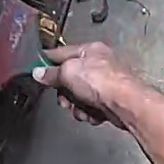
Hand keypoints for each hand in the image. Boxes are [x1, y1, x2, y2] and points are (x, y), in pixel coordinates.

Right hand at [31, 42, 147, 128]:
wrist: (125, 104)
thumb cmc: (104, 82)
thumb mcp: (68, 72)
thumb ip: (51, 73)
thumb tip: (40, 73)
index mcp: (89, 50)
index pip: (61, 53)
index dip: (47, 63)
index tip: (37, 70)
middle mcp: (98, 65)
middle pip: (69, 79)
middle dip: (64, 93)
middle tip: (65, 98)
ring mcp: (104, 84)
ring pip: (78, 97)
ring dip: (76, 106)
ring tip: (82, 107)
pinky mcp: (109, 102)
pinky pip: (89, 108)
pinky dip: (88, 113)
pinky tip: (92, 113)